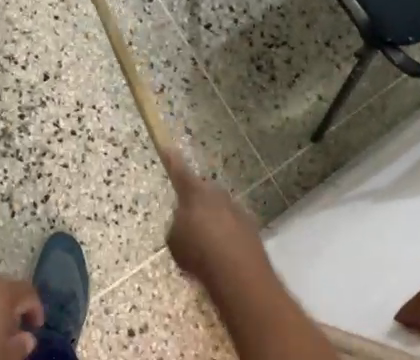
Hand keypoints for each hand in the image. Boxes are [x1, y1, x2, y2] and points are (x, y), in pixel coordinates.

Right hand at [164, 151, 270, 287]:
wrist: (239, 274)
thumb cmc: (199, 254)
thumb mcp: (175, 241)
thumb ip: (177, 226)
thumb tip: (184, 224)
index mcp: (193, 193)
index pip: (179, 171)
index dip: (172, 159)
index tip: (168, 146)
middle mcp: (216, 194)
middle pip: (203, 191)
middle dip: (197, 203)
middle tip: (190, 223)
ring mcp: (236, 208)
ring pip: (220, 208)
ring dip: (214, 220)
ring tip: (208, 246)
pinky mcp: (251, 226)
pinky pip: (234, 225)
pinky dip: (229, 235)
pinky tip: (225, 255)